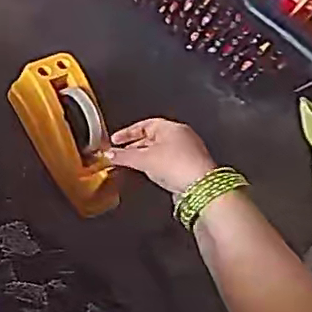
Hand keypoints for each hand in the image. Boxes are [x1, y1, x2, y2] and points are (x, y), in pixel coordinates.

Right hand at [101, 118, 218, 195]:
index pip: (144, 125)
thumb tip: (110, 154)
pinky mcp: (189, 166)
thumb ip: (124, 156)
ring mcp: (187, 151)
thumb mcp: (143, 159)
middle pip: (151, 137)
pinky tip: (150, 173)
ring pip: (159, 150)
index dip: (127, 133)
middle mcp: (181, 136)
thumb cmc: (179, 166)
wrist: (200, 186)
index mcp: (171, 127)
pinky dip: (156, 165)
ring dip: (144, 156)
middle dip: (134, 146)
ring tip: (132, 164)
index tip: (116, 140)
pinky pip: (167, 161)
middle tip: (120, 153)